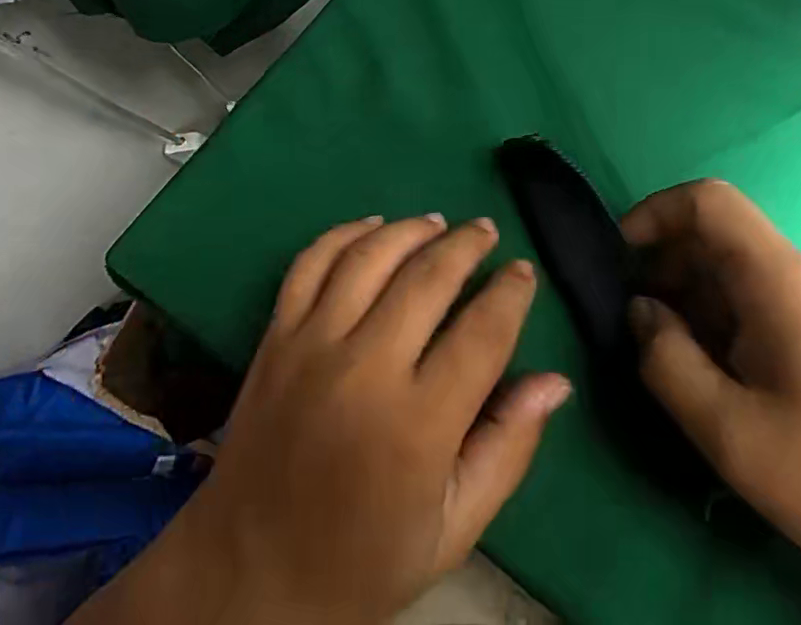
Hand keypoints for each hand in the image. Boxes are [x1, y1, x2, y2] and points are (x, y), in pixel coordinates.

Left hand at [72, 215, 570, 624]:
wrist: (246, 577)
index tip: (523, 272)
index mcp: (417, 425)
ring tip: (439, 222)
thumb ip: (508, 447)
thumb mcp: (455, 527)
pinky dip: (343, 234)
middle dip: (467, 244)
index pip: (482, 332)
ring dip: (411, 229)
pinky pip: (309, 264)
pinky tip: (372, 226)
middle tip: (487, 230)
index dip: (511, 292)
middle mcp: (364, 371)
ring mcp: (311, 347)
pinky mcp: (274, 339)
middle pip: (428, 278)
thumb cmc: (363, 560)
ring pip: (370, 257)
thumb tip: (555, 381)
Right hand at [623, 180, 800, 624]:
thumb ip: (667, 362)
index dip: (654, 215)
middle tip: (636, 334)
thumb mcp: (732, 433)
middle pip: (719, 242)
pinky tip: (721, 385)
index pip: (709, 202)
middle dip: (664, 273)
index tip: (619, 262)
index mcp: (783, 282)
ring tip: (673, 368)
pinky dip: (724, 328)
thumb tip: (640, 311)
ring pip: (738, 279)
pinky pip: (765, 309)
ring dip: (692, 307)